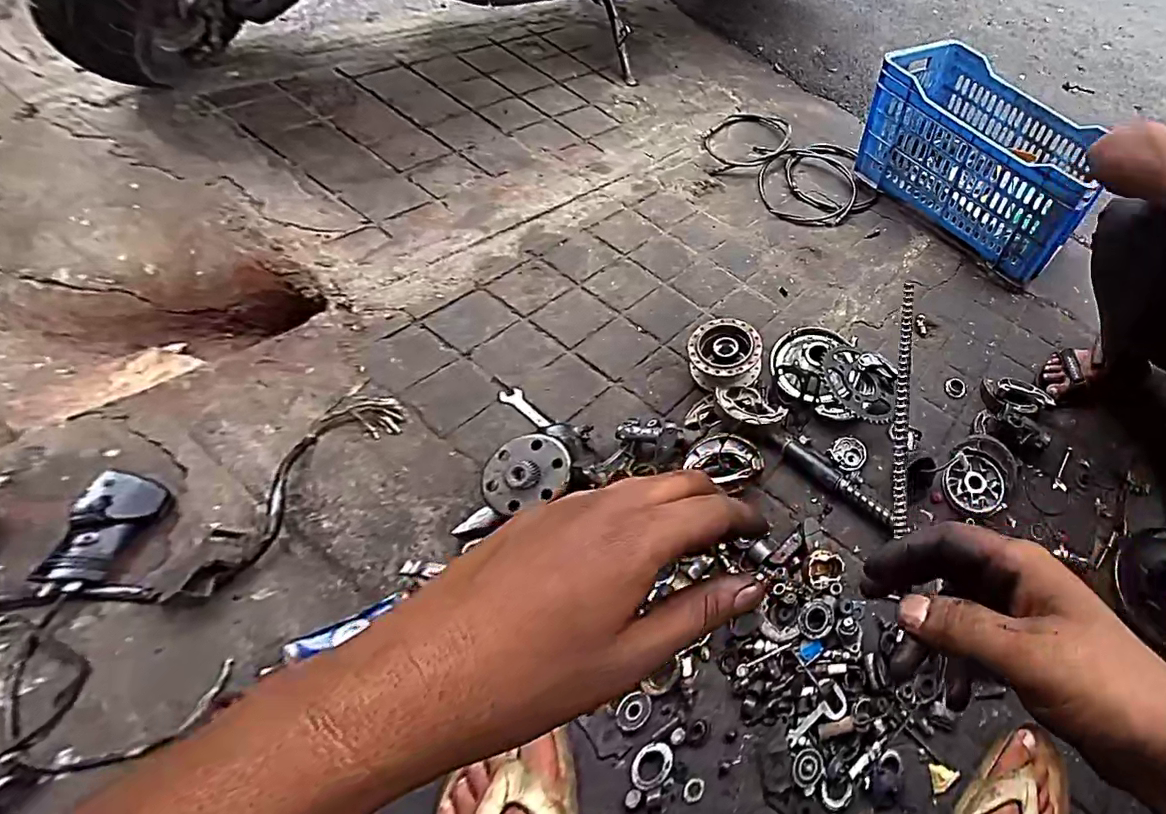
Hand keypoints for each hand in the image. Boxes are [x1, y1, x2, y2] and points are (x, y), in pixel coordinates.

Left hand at [340, 472, 765, 770]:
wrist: (409, 684)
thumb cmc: (508, 681)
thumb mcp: (627, 659)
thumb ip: (697, 614)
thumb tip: (744, 590)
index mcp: (634, 541)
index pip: (714, 509)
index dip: (745, 517)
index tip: (756, 529)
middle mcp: (603, 510)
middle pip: (685, 481)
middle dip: (716, 500)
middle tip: (729, 531)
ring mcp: (565, 508)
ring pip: (643, 484)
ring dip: (674, 501)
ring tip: (681, 539)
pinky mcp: (535, 516)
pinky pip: (602, 495)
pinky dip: (631, 508)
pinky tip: (619, 547)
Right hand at [861, 524, 1165, 813]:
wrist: (1163, 740)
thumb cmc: (1107, 683)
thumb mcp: (1025, 653)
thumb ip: (963, 627)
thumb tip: (909, 605)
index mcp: (1023, 566)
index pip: (952, 541)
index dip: (908, 552)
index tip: (872, 571)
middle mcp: (1022, 584)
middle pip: (954, 574)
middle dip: (915, 592)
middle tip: (878, 607)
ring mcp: (1027, 618)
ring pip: (964, 613)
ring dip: (933, 637)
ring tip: (907, 671)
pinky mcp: (1032, 652)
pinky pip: (981, 645)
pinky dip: (959, 663)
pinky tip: (953, 691)